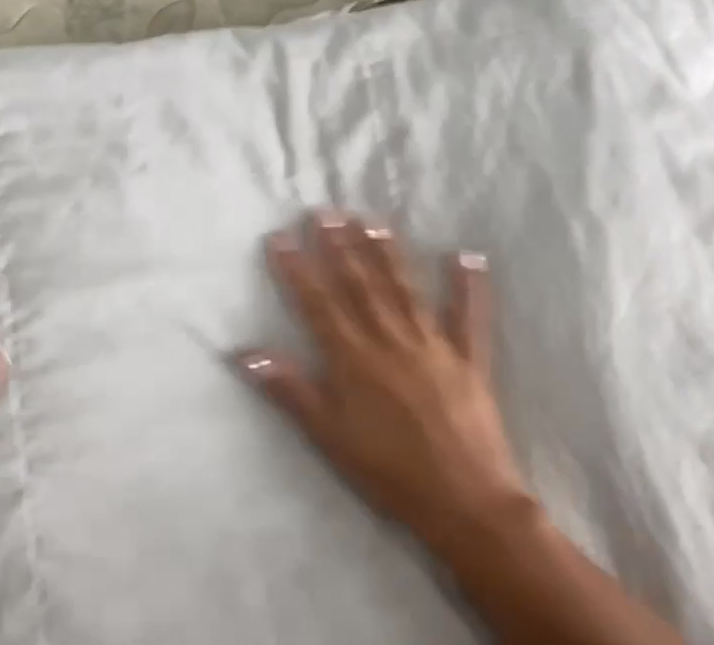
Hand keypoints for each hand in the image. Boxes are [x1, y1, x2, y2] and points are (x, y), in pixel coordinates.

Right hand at [236, 211, 528, 549]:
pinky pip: (469, 317)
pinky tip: (466, 255)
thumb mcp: (328, 435)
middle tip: (324, 211)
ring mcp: (433, 346)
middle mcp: (391, 341)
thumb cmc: (388, 471)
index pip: (318, 303)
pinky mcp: (469, 360)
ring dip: (385, 252)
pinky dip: (469, 286)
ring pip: (404, 290)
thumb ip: (290, 389)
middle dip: (338, 246)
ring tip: (370, 220)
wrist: (465, 502)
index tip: (280, 236)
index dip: (297, 268)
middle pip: (359, 285)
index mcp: (354, 359)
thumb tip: (244, 352)